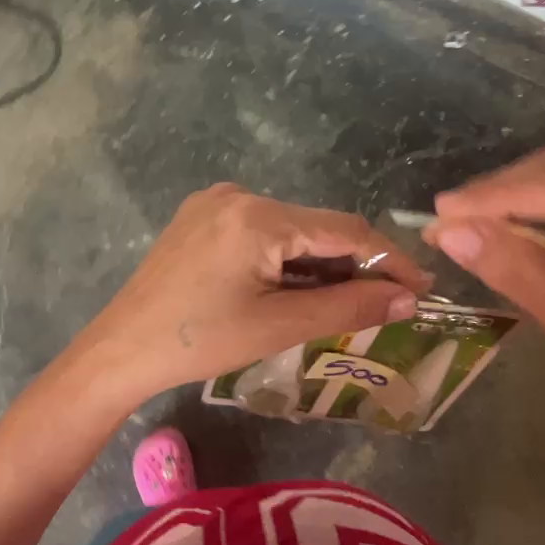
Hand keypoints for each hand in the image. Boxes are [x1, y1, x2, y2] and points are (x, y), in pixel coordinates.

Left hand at [70, 184, 429, 400]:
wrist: (122, 348)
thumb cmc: (200, 341)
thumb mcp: (280, 325)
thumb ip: (348, 306)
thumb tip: (407, 298)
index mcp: (257, 215)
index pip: (345, 229)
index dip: (389, 258)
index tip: (423, 289)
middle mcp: (236, 195)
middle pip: (315, 226)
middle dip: (352, 264)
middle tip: (385, 305)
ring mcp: (212, 204)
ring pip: (288, 230)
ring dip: (317, 263)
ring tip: (342, 305)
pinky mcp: (197, 220)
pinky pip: (258, 232)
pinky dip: (283, 258)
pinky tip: (291, 290)